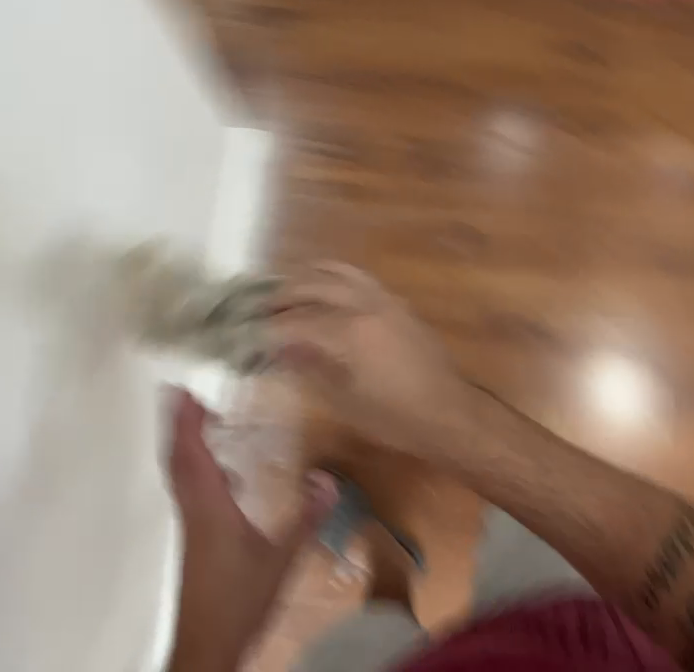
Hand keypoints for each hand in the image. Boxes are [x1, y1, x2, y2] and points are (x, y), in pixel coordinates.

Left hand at [164, 390, 336, 671]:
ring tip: (204, 424)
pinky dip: (196, 470)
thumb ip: (305, 519)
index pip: (192, 453)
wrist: (205, 647)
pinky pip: (188, 491)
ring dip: (186, 445)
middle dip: (181, 425)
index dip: (186, 420)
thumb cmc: (239, 600)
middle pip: (178, 459)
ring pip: (180, 476)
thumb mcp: (280, 560)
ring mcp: (190, 526)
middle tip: (189, 395)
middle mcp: (193, 510)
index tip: (184, 388)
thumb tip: (327, 478)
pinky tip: (224, 477)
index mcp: (209, 507)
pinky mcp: (193, 540)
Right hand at [268, 262, 479, 458]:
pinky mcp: (396, 302)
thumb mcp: (344, 402)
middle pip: (311, 287)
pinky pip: (358, 277)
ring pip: (337, 272)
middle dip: (280, 297)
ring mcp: (384, 299)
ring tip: (285, 291)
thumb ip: (309, 369)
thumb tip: (278, 350)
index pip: (294, 324)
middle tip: (257, 311)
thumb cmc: (395, 420)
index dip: (266, 331)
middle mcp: (364, 305)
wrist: (450, 413)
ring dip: (307, 278)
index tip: (244, 337)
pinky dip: (334, 277)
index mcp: (349, 334)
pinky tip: (322, 290)